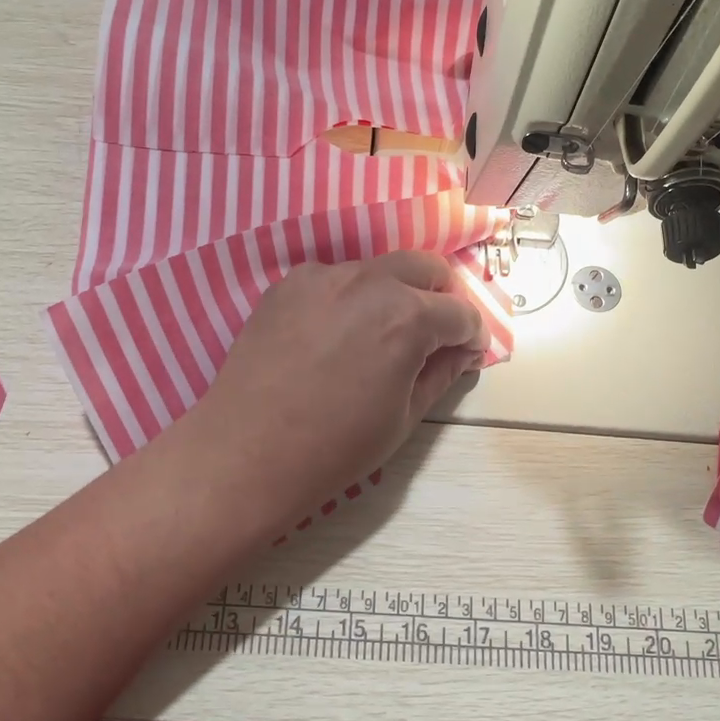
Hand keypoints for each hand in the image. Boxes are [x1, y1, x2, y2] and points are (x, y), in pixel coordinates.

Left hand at [162, 250, 489, 537]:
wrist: (247, 451)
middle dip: (439, 298)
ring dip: (393, 294)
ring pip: (377, 270)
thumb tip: (464, 351)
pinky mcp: (287, 284)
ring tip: (380, 338)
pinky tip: (335, 337)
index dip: (471, 336)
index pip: (460, 312)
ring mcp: (322, 276)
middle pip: (424, 268)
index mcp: (407, 316)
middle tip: (434, 337)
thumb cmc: (336, 447)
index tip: (468, 353)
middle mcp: (368, 280)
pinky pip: (334, 280)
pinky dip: (349, 299)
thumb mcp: (404, 417)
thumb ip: (440, 374)